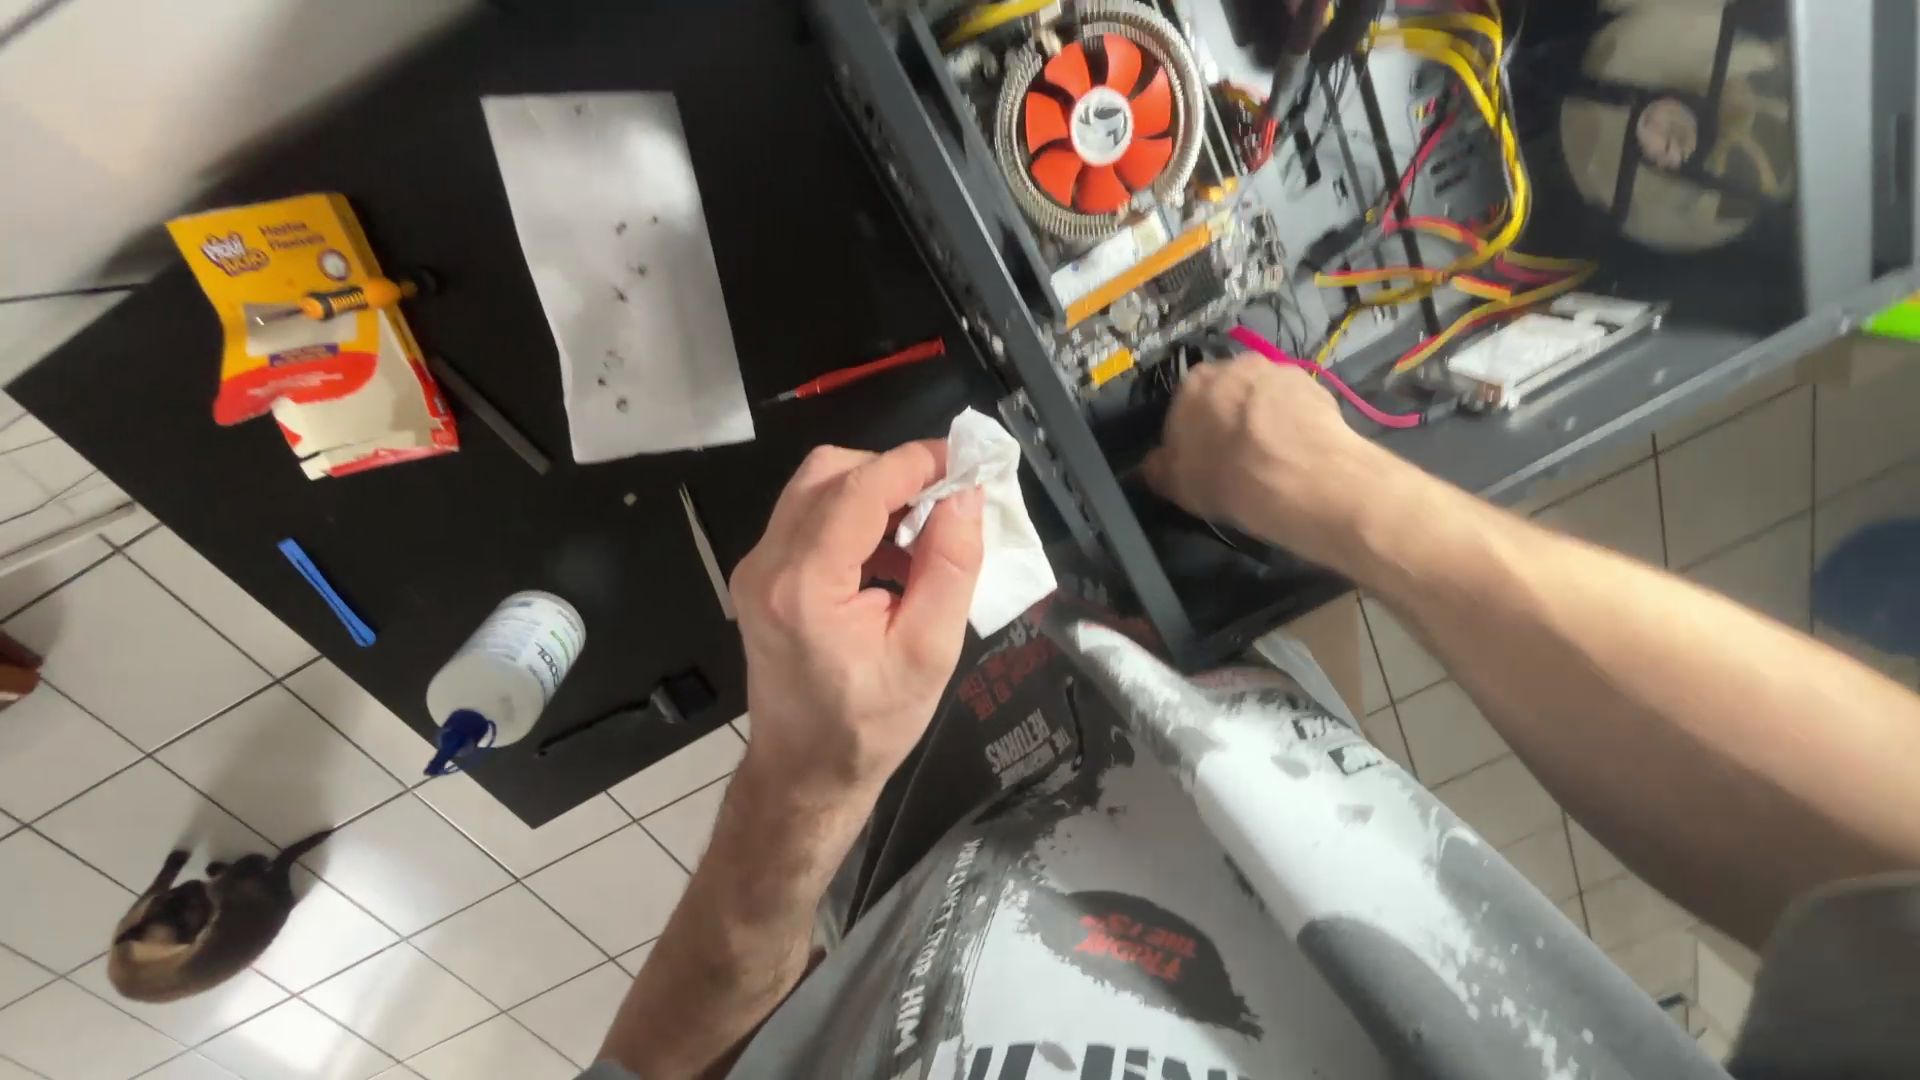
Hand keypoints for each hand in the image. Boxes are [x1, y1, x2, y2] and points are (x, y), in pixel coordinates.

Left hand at [729, 441, 984, 802]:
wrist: (804, 773)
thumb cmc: (870, 725)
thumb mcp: (929, 652)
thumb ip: (951, 566)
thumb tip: (965, 496)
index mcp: (805, 584)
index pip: (861, 487)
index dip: (917, 461)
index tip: (966, 460)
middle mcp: (767, 563)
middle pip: (829, 471)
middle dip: (893, 471)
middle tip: (946, 497)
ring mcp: (756, 568)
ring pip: (815, 487)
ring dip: (874, 491)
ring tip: (924, 529)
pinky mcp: (760, 576)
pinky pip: (807, 516)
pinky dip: (853, 515)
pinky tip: (890, 554)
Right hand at [1143, 353, 1381, 564]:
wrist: (1304, 478)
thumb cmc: (1228, 478)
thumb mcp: (1177, 486)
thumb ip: (1158, 469)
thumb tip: (1152, 464)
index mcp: (1190, 385)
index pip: (1181, 406)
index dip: (1188, 434)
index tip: (1198, 458)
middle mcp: (1232, 366)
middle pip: (1222, 393)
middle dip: (1225, 416)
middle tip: (1234, 455)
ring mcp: (1276, 371)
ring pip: (1259, 394)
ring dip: (1260, 415)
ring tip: (1270, 453)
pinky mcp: (1314, 384)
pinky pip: (1292, 401)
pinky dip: (1290, 419)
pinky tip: (1295, 449)